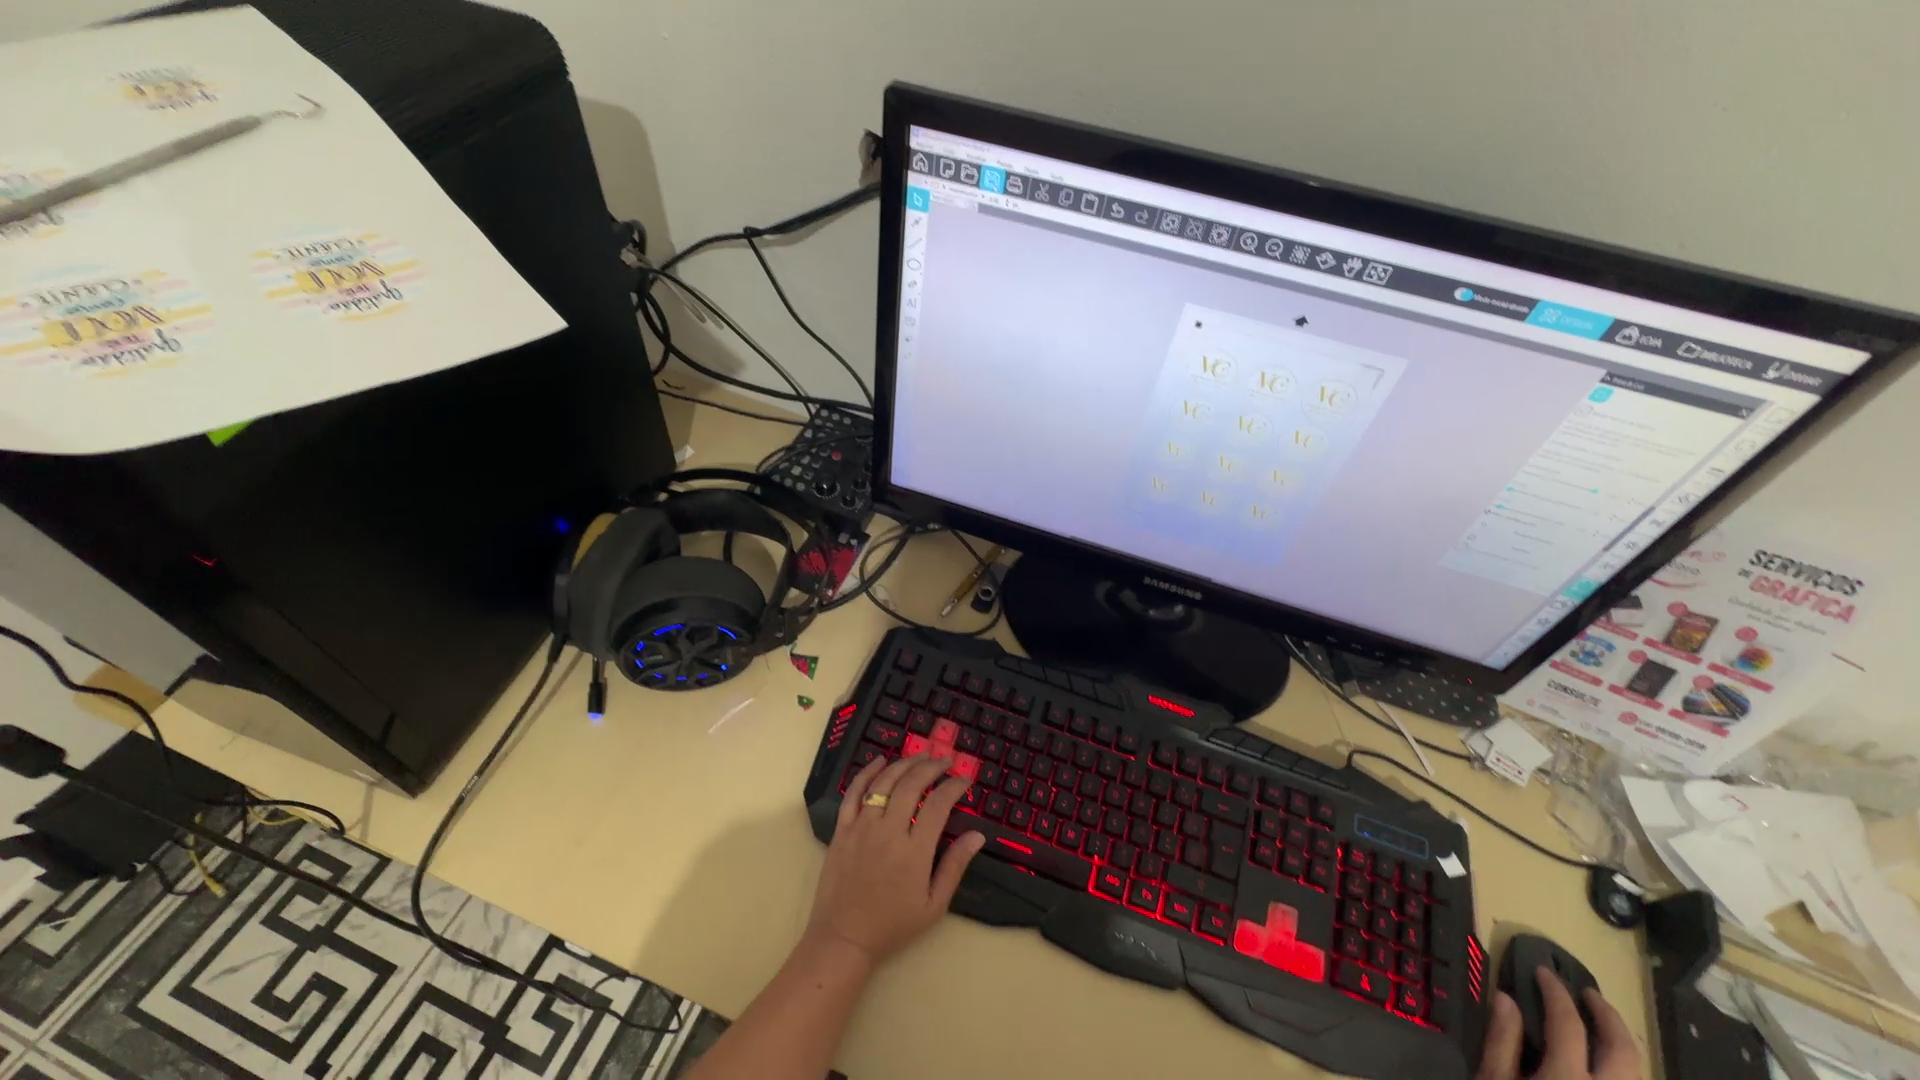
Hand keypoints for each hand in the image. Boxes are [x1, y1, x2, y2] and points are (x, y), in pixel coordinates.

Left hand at [805, 753, 985, 965]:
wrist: (844, 937)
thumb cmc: (893, 925)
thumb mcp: (934, 905)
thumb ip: (955, 866)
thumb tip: (977, 835)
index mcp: (915, 851)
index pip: (938, 804)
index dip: (954, 786)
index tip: (965, 780)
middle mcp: (888, 831)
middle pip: (911, 785)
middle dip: (931, 767)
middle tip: (945, 760)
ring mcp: (861, 828)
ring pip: (884, 783)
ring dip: (904, 764)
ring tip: (920, 756)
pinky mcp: (842, 830)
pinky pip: (853, 793)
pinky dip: (867, 773)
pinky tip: (879, 762)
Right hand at [1477, 967, 1640, 1079]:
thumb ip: (1502, 1041)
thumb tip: (1505, 998)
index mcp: (1567, 1077)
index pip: (1568, 1024)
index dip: (1556, 993)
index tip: (1543, 972)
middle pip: (1621, 1048)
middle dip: (1607, 1015)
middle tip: (1589, 993)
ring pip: (1638, 1070)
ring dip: (1621, 1041)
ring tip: (1601, 1025)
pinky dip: (1623, 1066)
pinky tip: (1606, 1062)